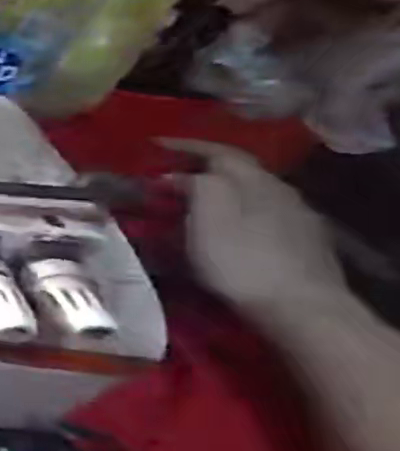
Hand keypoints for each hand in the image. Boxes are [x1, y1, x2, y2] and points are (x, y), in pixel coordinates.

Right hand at [162, 139, 345, 314]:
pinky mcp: (297, 242)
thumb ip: (197, 185)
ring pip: (247, 193)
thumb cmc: (240, 257)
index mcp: (256, 183)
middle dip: (198, 169)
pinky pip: (256, 213)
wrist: (298, 305)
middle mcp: (280, 193)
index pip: (221, 152)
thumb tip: (181, 176)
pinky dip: (230, 211)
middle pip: (236, 172)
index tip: (152, 144)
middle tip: (160, 177)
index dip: (186, 145)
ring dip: (214, 192)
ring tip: (183, 203)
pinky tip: (217, 227)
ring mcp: (294, 219)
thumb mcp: (208, 214)